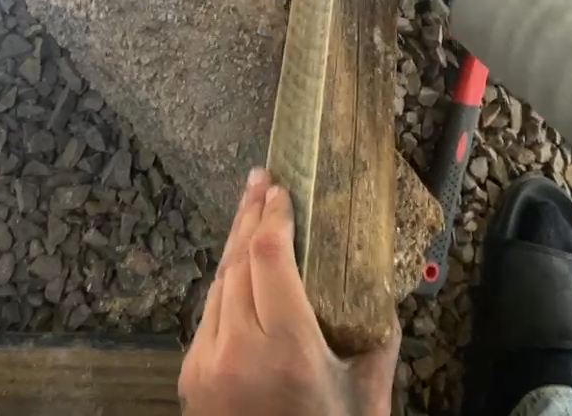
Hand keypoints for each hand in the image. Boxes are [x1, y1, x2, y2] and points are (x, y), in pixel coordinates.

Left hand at [179, 170, 398, 415]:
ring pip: (218, 282)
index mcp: (287, 352)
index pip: (270, 258)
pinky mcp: (190, 377)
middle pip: (238, 260)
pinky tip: (238, 264)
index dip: (274, 216)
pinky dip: (225, 281)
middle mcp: (238, 351)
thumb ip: (379, 338)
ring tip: (251, 210)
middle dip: (251, 215)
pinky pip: (209, 313)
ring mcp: (206, 364)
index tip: (282, 188)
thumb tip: (381, 283)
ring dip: (235, 243)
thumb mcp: (368, 397)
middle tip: (262, 179)